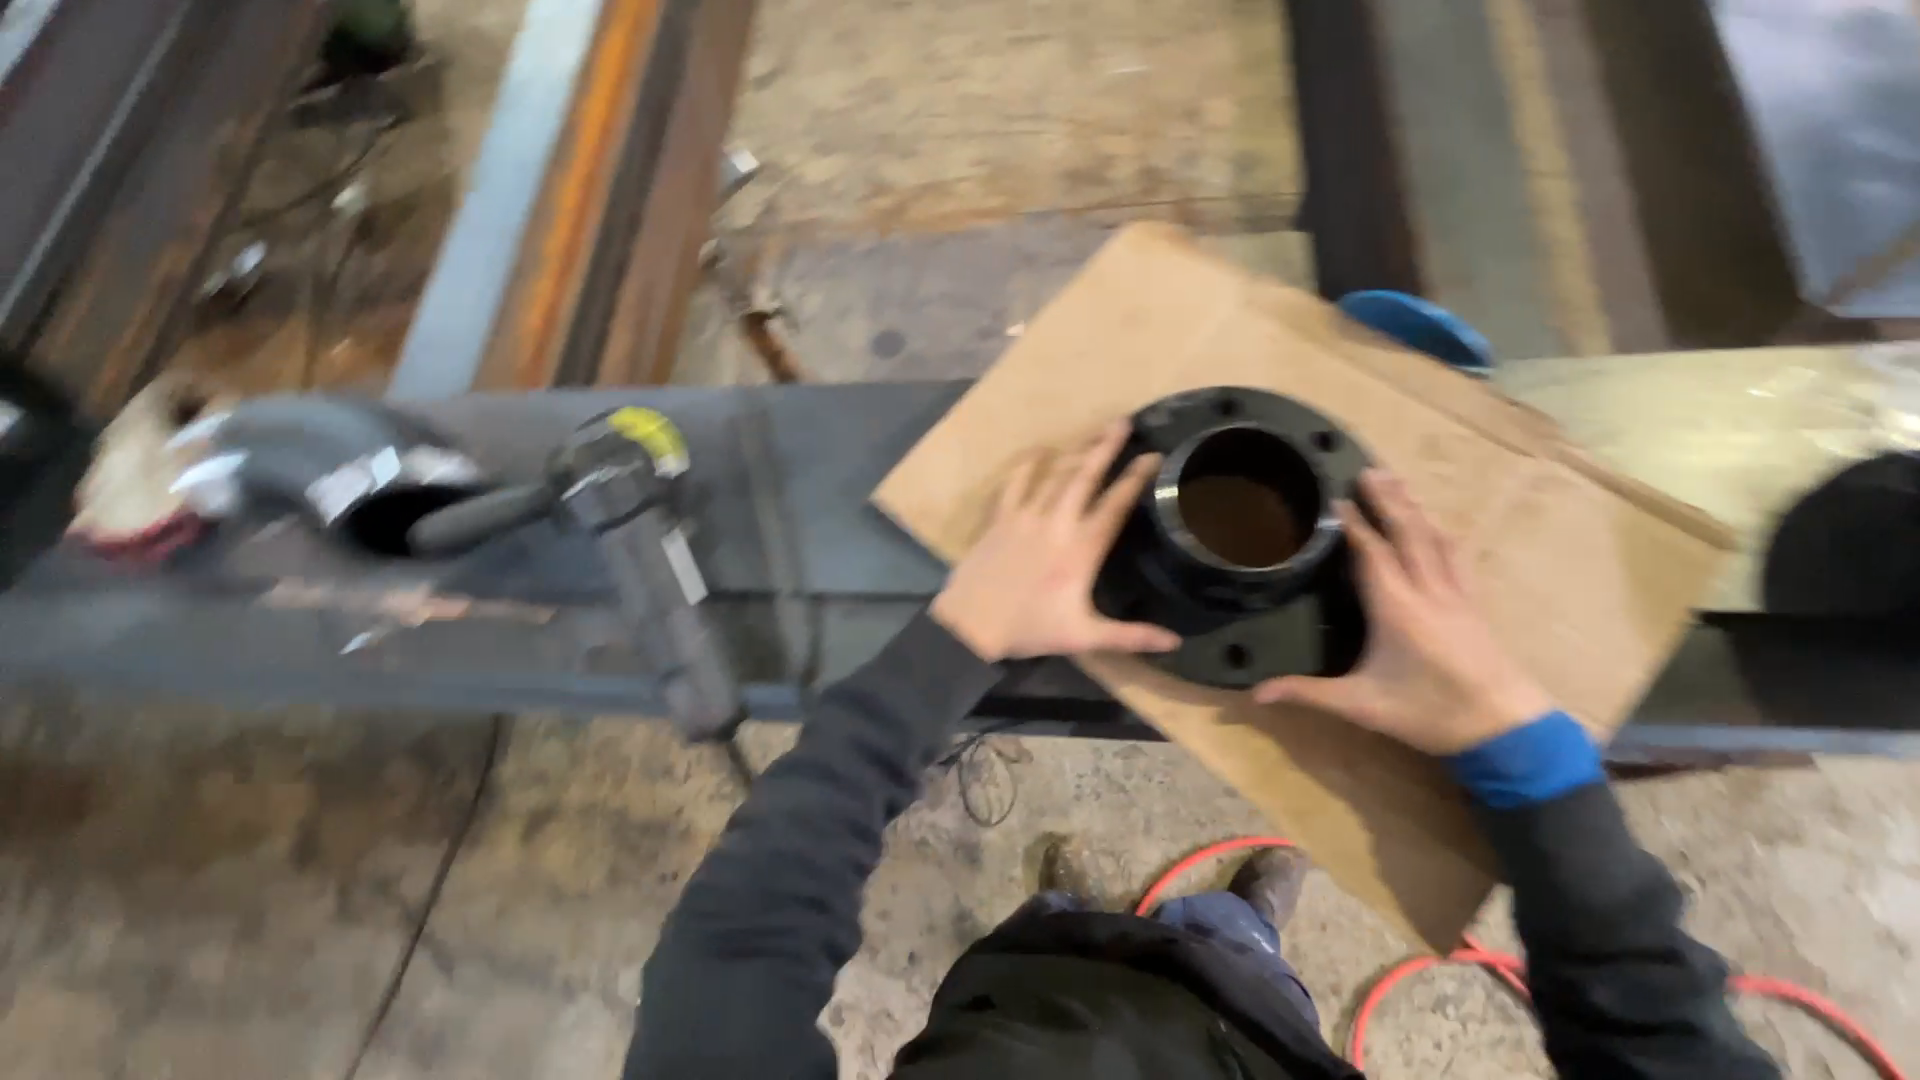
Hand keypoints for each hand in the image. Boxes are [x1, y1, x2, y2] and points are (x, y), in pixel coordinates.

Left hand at [931, 422, 1182, 662]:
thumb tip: (1175, 643)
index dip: (1135, 478)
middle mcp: (1057, 523)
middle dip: (1106, 448)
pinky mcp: (999, 518)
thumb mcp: (1084, 636)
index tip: (1153, 456)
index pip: (1115, 505)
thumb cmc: (1029, 629)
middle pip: (1085, 476)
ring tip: (1094, 431)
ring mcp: (1025, 516)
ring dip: (1076, 451)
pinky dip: (1027, 465)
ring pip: (1055, 474)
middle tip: (1123, 422)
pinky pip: (1014, 483)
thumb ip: (1131, 636)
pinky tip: (1038, 450)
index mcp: (1081, 549)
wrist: (971, 624)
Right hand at [1252, 469, 1552, 754]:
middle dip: (1386, 500)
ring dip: (1413, 508)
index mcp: (1396, 609)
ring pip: (1434, 539)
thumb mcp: (1361, 706)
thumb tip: (1255, 692)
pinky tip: (1437, 525)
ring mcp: (1455, 594)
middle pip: (1407, 534)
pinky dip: (1440, 532)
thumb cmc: (1428, 713)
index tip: (1334, 498)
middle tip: (1368, 469)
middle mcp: (1427, 591)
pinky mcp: (1473, 604)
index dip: (1352, 524)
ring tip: (1397, 482)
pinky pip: (1455, 556)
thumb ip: (1307, 693)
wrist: (1505, 727)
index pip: (1371, 554)